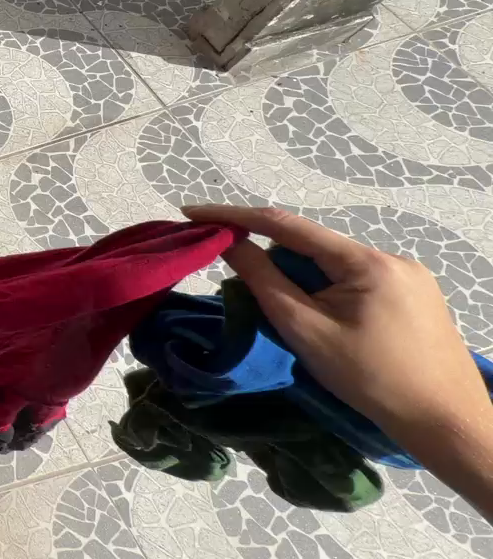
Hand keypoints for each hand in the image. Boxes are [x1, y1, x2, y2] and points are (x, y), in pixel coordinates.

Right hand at [183, 205, 492, 452]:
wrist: (450, 427)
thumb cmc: (370, 376)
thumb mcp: (301, 324)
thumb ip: (259, 275)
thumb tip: (226, 240)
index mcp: (367, 262)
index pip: (284, 224)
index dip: (232, 215)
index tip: (190, 213)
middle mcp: (391, 260)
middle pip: (307, 245)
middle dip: (271, 260)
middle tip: (246, 290)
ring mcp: (407, 278)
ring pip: (326, 262)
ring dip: (297, 278)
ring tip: (290, 314)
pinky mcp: (412, 296)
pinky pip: (348, 277)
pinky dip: (320, 289)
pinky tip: (319, 316)